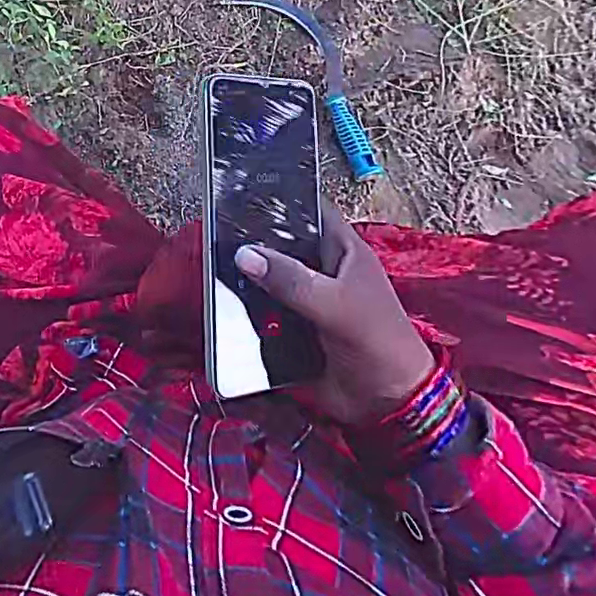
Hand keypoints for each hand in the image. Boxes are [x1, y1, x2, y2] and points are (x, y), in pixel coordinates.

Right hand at [234, 200, 433, 426]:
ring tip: (209, 260)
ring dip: (245, 274)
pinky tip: (220, 298)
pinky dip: (245, 305)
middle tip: (214, 228)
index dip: (281, 198)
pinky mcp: (292, 324)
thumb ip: (292, 280)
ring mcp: (305, 296)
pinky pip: (262, 307)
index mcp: (342, 250)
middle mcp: (321, 268)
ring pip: (268, 275)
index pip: (309, 210)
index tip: (242, 191)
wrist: (386, 404)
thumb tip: (245, 255)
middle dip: (252, 238)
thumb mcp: (336, 305)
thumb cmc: (376, 342)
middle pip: (281, 242)